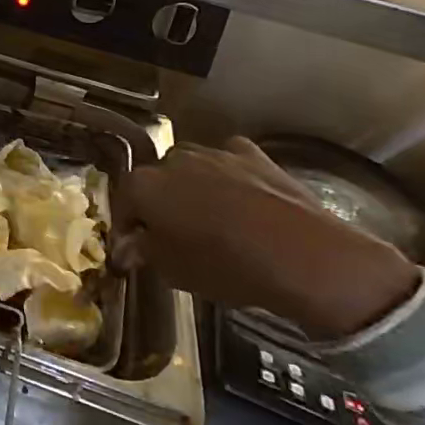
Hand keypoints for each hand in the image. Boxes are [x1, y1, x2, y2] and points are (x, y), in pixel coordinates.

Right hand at [116, 137, 419, 338]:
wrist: (301, 256)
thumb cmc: (224, 266)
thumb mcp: (173, 271)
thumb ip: (144, 252)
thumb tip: (128, 247)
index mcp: (144, 187)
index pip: (123, 203)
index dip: (128, 226)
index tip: (136, 248)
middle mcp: (173, 160)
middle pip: (157, 180)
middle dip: (160, 203)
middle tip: (174, 234)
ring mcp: (215, 153)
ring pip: (191, 168)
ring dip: (192, 187)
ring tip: (211, 219)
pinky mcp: (253, 154)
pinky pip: (228, 161)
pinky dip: (228, 175)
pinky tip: (241, 199)